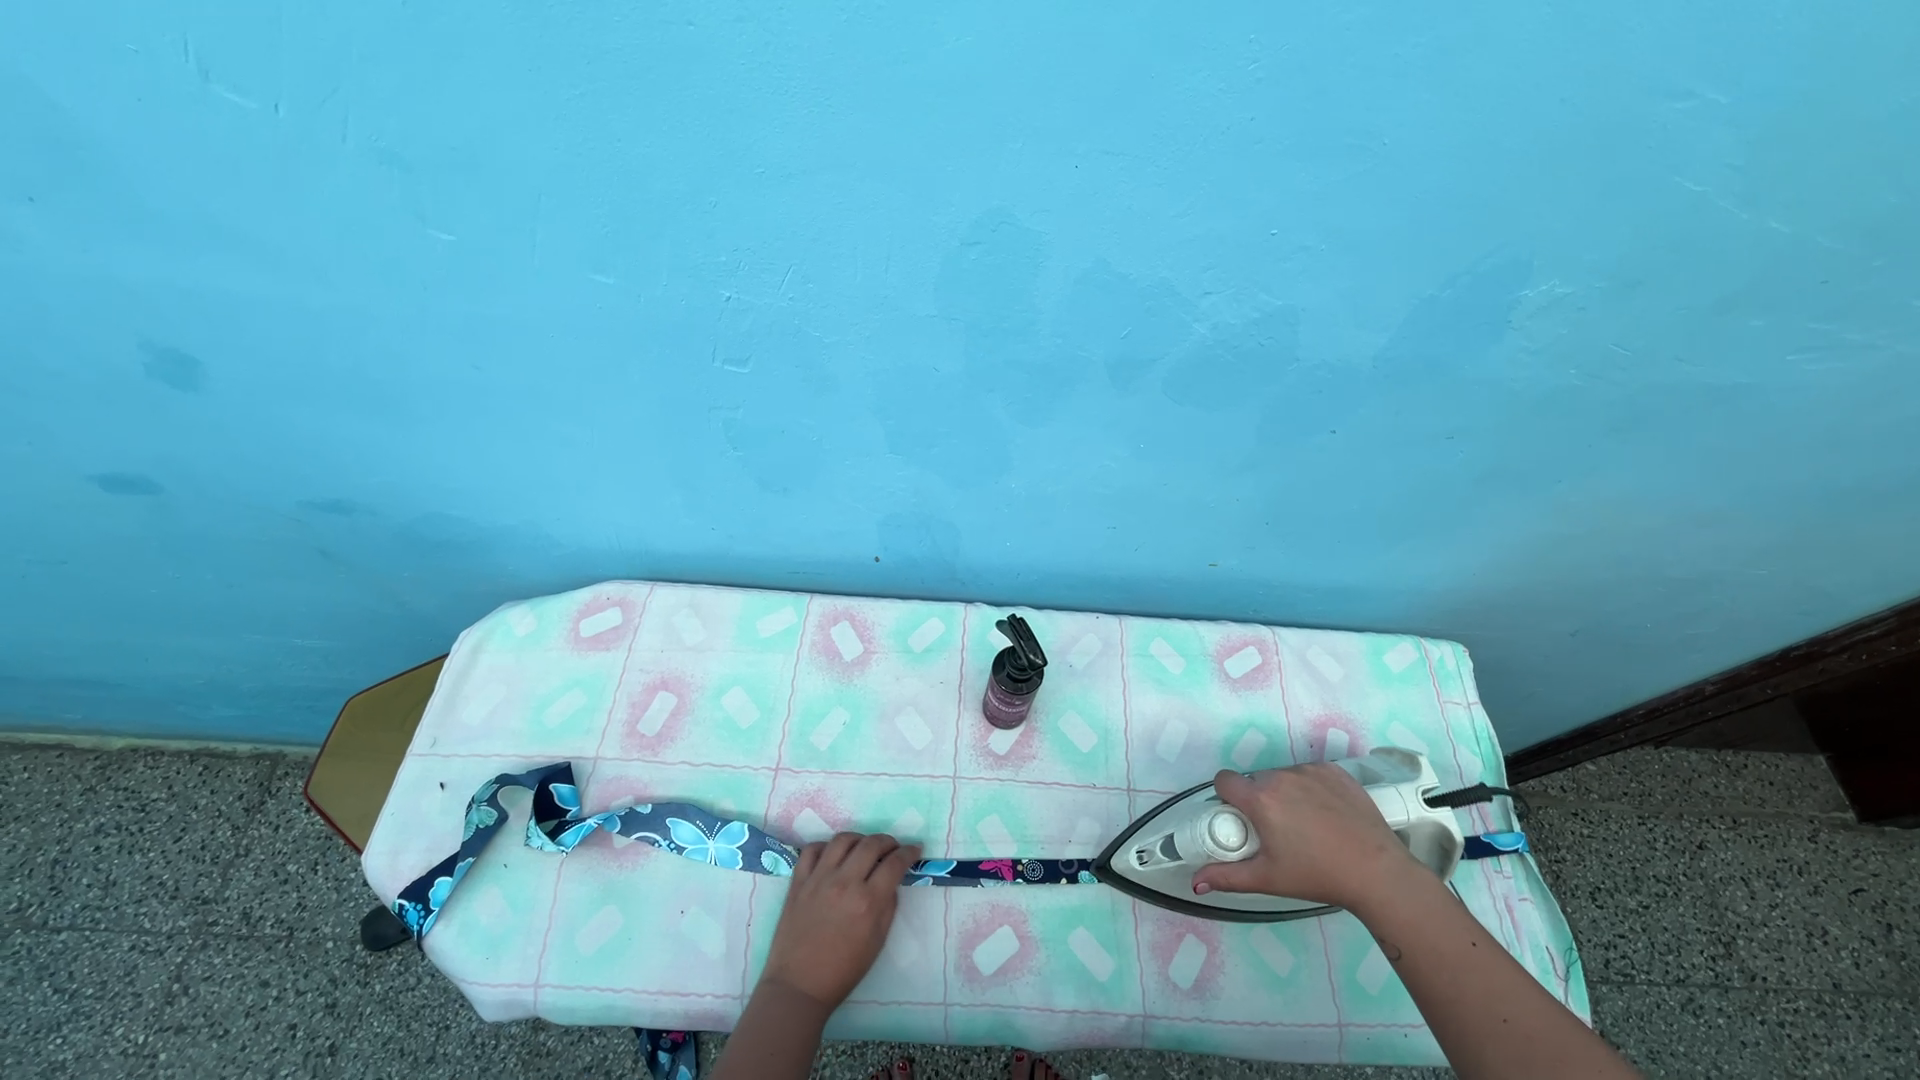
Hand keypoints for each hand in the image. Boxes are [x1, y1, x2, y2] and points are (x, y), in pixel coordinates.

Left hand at [761, 832, 920, 1009]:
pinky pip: (812, 850)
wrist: (800, 985)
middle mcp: (844, 883)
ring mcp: (818, 879)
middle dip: (888, 841)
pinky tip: (833, 855)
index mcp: (868, 902)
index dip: (909, 852)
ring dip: (859, 839)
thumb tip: (891, 881)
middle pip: (871, 844)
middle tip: (893, 847)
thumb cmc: (844, 970)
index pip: (895, 863)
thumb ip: (888, 906)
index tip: (915, 849)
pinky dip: (825, 846)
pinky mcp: (798, 882)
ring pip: (842, 840)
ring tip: (864, 847)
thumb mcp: (878, 942)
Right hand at [1191, 764, 1423, 911]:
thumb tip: (1195, 882)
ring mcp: (1310, 770)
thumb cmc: (1317, 875)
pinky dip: (1310, 788)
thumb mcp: (1267, 879)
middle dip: (1258, 800)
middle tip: (1275, 830)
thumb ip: (1227, 876)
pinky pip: (1309, 773)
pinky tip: (1325, 812)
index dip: (1226, 797)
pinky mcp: (1335, 771)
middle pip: (1255, 781)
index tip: (1239, 817)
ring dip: (1284, 793)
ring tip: (1305, 824)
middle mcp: (1281, 777)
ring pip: (1283, 776)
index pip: (1224, 780)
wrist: (1378, 872)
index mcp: (1260, 799)